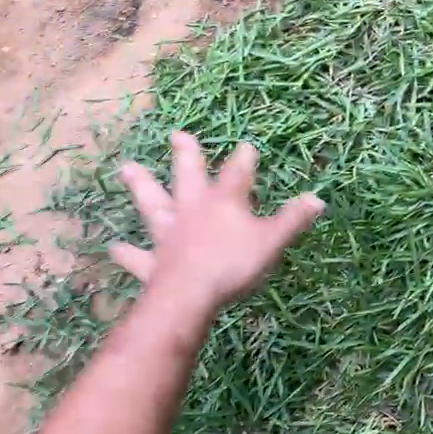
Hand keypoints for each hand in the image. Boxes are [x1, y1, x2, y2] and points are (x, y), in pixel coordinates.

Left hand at [109, 131, 324, 318]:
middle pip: (188, 176)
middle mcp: (193, 210)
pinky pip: (139, 257)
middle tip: (176, 135)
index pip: (237, 172)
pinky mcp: (154, 264)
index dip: (243, 158)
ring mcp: (169, 235)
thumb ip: (293, 218)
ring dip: (141, 187)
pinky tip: (115, 247)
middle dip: (186, 156)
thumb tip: (317, 199)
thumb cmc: (233, 264)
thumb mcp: (272, 240)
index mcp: (224, 201)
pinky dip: (128, 252)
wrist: (186, 299)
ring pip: (153, 205)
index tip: (246, 145)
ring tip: (127, 168)